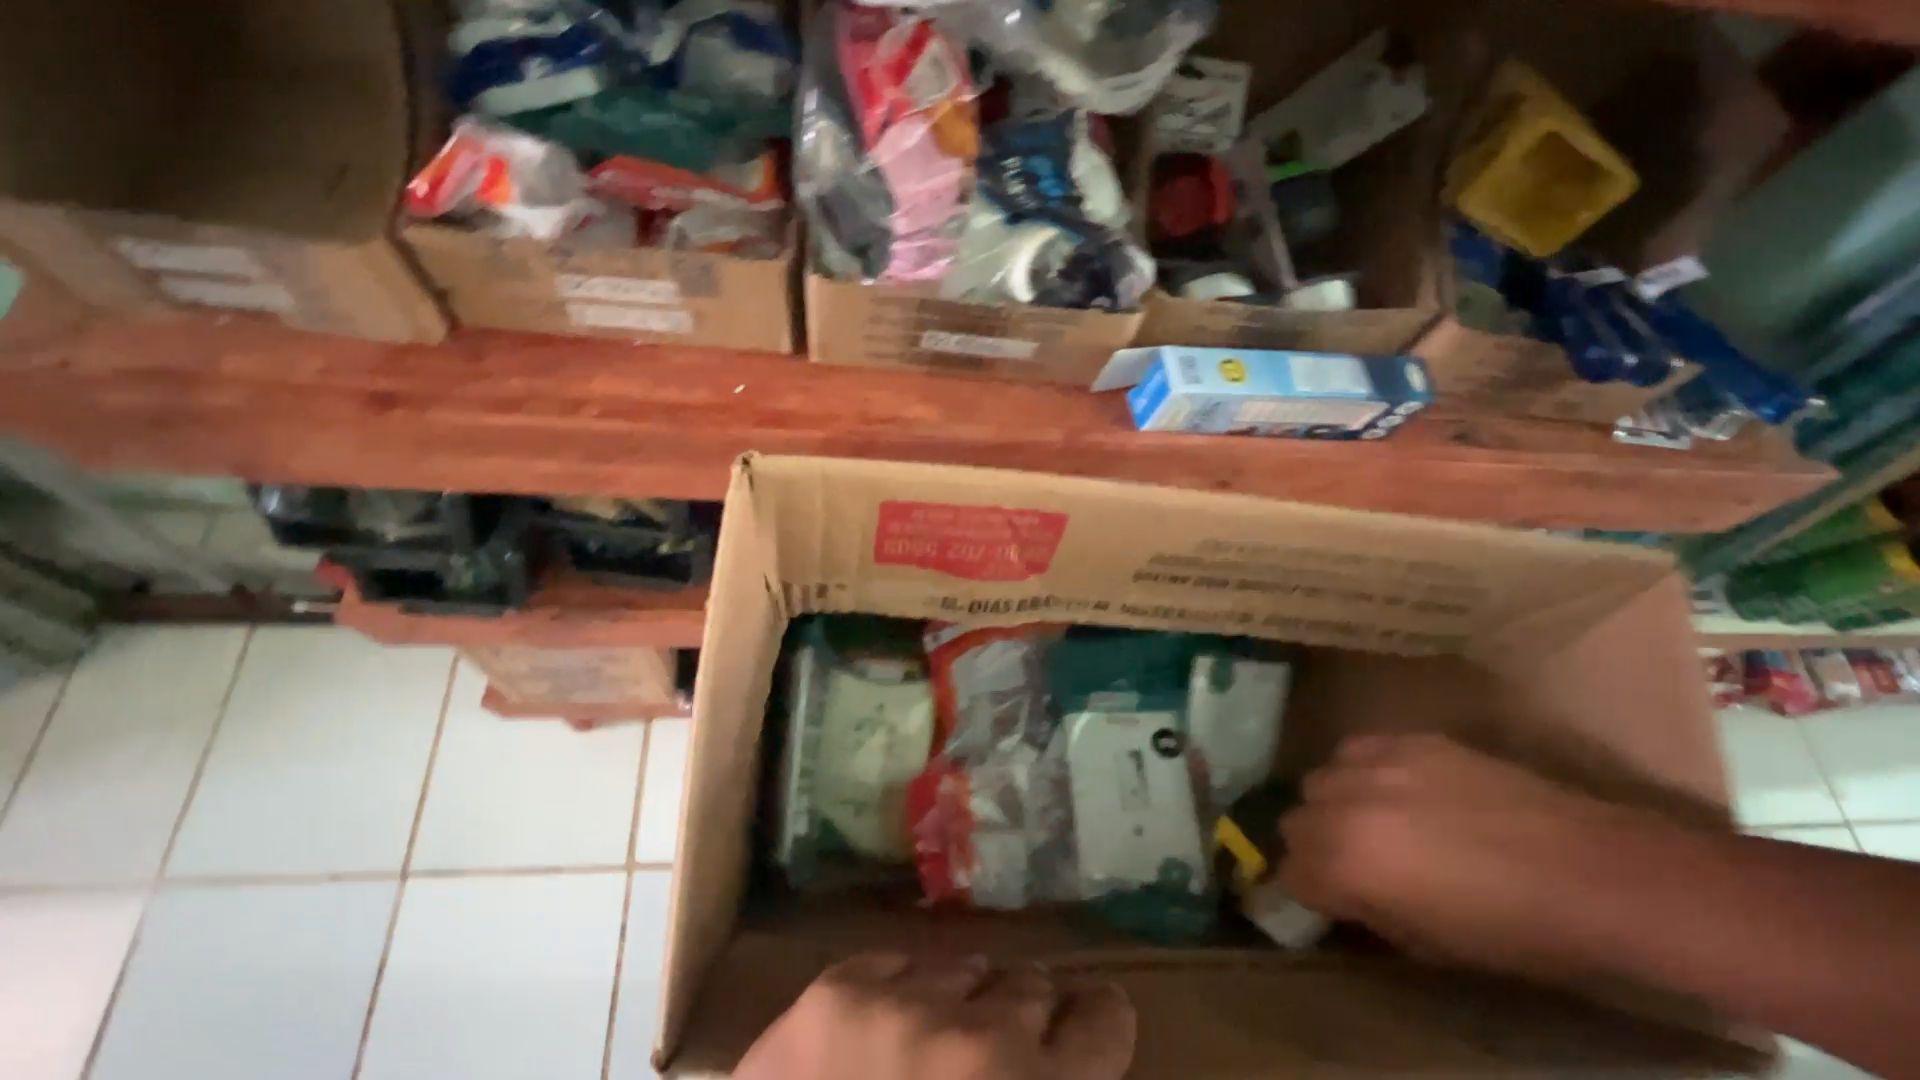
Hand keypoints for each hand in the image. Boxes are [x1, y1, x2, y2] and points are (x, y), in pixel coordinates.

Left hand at [735, 952, 1134, 1079]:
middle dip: (1020, 1016)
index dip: (1095, 1022)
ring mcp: (904, 1006)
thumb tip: (1056, 1074)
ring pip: (963, 968)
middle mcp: (983, 1039)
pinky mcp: (839, 990)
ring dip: (959, 1000)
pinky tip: (884, 1030)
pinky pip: (897, 963)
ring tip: (934, 1039)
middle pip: (1031, 986)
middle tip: (993, 1050)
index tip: (1082, 1023)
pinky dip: (899, 992)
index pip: (1103, 1025)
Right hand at [1275, 733, 1655, 978]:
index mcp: (1344, 865)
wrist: (1596, 876)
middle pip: (1296, 819)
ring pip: (1322, 778)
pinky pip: (1359, 749)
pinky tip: (1402, 790)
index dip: (1310, 890)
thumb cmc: (1513, 931)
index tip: (1333, 900)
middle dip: (1316, 844)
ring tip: (1376, 820)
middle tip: (1355, 863)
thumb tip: (1344, 893)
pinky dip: (1366, 770)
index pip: (1289, 871)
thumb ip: (1365, 909)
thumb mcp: (1423, 944)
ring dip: (1337, 803)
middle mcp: (1345, 806)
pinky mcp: (1413, 739)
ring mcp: (1378, 764)